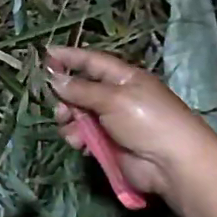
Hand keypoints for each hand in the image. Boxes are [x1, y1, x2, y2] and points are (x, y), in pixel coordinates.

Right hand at [46, 46, 216, 197]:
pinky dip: (78, 138)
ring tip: (70, 129)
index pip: (92, 61)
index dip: (70, 57)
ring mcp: (113, 122)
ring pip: (79, 115)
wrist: (170, 162)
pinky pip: (84, 136)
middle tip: (58, 108)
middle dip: (66, 97)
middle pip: (82, 90)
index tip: (46, 54)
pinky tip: (79, 144)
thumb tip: (56, 78)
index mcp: (124, 77)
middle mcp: (117, 96)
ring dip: (70, 121)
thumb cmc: (147, 120)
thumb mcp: (114, 98)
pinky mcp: (109, 145)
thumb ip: (82, 89)